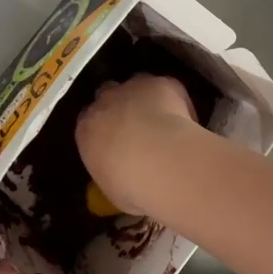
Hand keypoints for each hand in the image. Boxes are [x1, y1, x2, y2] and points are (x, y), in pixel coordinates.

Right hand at [75, 75, 197, 217]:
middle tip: (138, 126)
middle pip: (107, 95)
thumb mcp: (114, 191)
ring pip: (135, 85)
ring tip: (163, 120)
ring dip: (144, 98)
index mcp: (87, 130)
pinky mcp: (159, 83)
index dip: (103, 129)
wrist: (160, 161)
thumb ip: (114, 175)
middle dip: (119, 105)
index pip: (88, 123)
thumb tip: (122, 177)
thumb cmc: (131, 185)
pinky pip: (165, 87)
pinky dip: (174, 99)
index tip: (116, 142)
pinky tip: (185, 119)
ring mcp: (131, 88)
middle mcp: (104, 102)